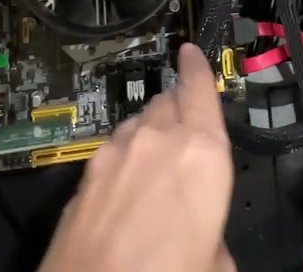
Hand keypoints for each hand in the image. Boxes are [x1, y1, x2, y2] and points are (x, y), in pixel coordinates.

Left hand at [39, 43, 235, 271]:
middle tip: (184, 132)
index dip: (197, 66)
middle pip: (169, 102)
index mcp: (203, 152)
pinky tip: (123, 191)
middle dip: (177, 110)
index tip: (191, 51)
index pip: (201, 88)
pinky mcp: (87, 172)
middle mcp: (159, 138)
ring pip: (139, 124)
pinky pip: (112, 150)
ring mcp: (118, 151)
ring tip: (154, 168)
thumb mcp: (215, 261)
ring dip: (149, 135)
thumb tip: (207, 241)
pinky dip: (122, 159)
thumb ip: (215, 232)